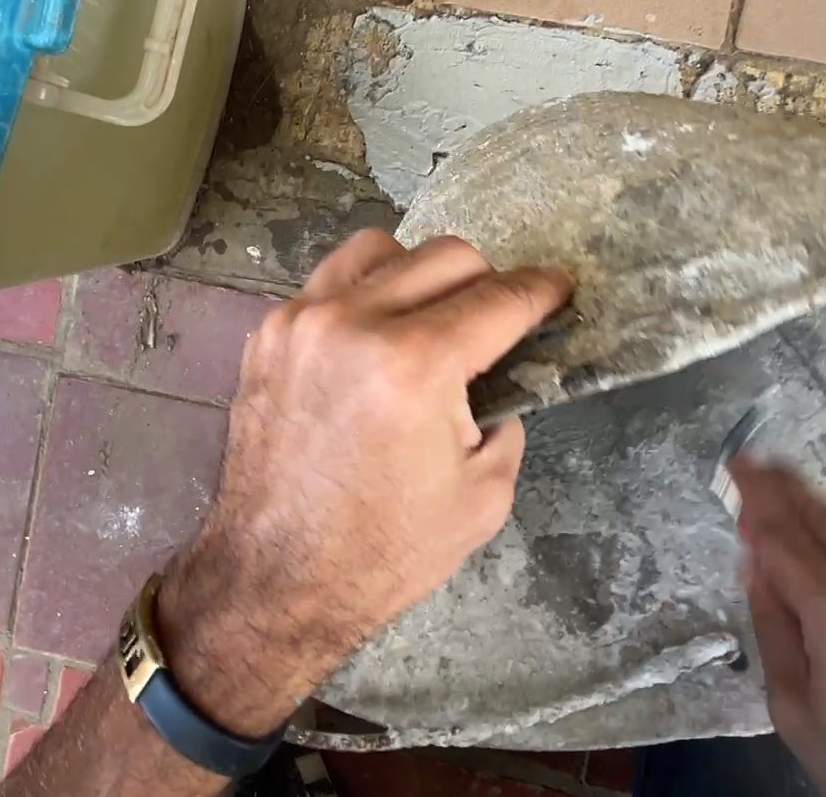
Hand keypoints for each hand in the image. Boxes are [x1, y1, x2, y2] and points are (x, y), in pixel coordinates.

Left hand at [154, 230, 572, 736]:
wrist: (274, 576)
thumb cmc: (384, 550)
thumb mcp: (483, 494)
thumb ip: (503, 413)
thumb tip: (496, 370)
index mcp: (414, 364)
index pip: (499, 299)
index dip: (541, 289)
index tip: (557, 286)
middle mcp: (353, 322)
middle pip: (446, 256)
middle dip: (488, 280)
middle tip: (496, 319)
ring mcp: (301, 320)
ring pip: (380, 249)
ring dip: (419, 274)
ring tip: (429, 317)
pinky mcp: (268, 332)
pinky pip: (329, 283)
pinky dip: (364, 295)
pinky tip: (372, 338)